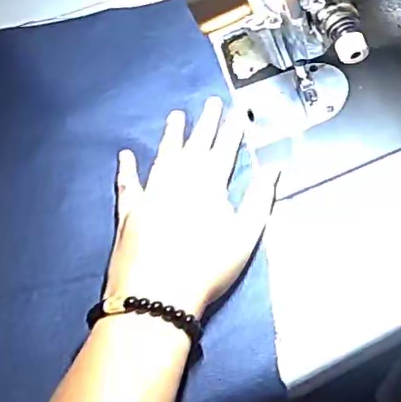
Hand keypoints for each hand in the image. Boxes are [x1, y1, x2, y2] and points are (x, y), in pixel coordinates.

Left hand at [105, 97, 277, 319]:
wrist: (156, 298)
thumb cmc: (208, 268)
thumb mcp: (246, 234)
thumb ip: (260, 198)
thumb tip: (274, 169)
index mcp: (210, 186)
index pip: (224, 150)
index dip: (232, 130)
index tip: (237, 112)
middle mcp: (179, 182)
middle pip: (195, 146)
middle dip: (205, 124)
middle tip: (210, 103)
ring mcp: (151, 195)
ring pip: (163, 157)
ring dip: (171, 136)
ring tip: (176, 116)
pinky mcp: (129, 213)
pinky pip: (128, 184)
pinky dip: (127, 169)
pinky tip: (126, 156)